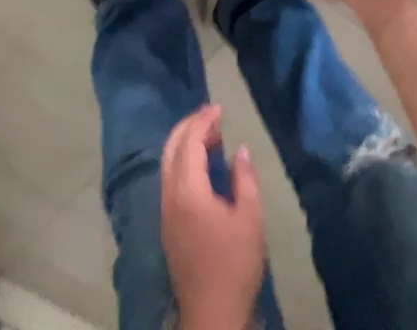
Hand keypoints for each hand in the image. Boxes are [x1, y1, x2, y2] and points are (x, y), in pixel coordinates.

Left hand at [162, 105, 265, 329]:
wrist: (213, 312)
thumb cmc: (236, 264)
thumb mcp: (250, 218)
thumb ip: (244, 178)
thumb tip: (239, 149)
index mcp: (187, 191)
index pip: (190, 143)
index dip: (203, 122)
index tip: (219, 107)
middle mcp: (169, 197)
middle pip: (171, 149)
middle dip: (188, 126)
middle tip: (211, 113)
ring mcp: (165, 212)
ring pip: (168, 165)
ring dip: (185, 144)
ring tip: (211, 134)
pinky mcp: (168, 226)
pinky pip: (170, 180)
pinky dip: (183, 162)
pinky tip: (203, 166)